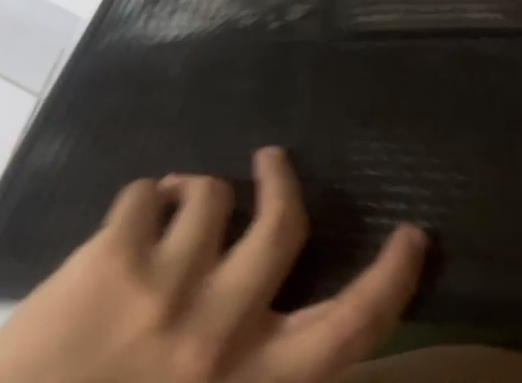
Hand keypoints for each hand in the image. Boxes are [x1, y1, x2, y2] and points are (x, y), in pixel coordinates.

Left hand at [0, 147, 426, 382]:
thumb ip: (253, 370)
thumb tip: (279, 325)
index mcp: (255, 380)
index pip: (349, 329)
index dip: (392, 280)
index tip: (412, 235)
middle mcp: (220, 326)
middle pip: (281, 226)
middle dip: (282, 182)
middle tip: (274, 160)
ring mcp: (164, 285)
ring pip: (210, 194)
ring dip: (203, 187)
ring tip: (185, 196)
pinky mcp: (109, 257)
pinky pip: (145, 193)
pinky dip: (148, 193)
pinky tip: (138, 211)